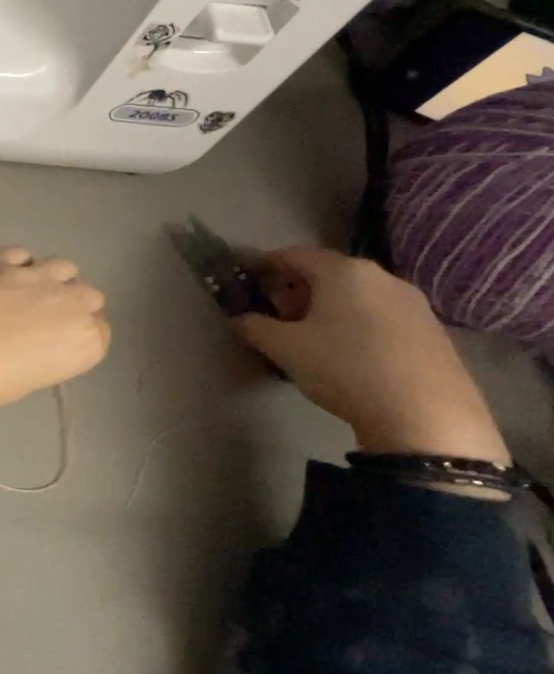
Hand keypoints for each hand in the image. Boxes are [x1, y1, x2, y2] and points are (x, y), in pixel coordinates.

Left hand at [0, 248, 110, 409]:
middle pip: (88, 296)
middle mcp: (69, 303)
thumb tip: (31, 345)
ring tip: (29, 289)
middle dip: (72, 303)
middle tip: (45, 316)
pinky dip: (16, 261)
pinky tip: (1, 272)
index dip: (79, 334)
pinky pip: (20, 253)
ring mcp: (34, 276)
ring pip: (63, 266)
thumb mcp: (27, 381)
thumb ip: (43, 357)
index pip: (99, 331)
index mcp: (85, 341)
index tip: (60, 339)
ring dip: (52, 277)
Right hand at [233, 247, 508, 465]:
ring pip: (356, 294)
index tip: (242, 278)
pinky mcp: (433, 331)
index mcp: (345, 272)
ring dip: (325, 306)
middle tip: (272, 313)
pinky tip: (346, 351)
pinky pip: (380, 314)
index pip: (292, 255)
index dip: (263, 264)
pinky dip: (355, 321)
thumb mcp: (283, 347)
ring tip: (308, 335)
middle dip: (295, 288)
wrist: (428, 418)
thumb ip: (252, 325)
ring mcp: (415, 305)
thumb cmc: (345, 368)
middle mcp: (384, 278)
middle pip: (327, 273)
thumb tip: (240, 317)